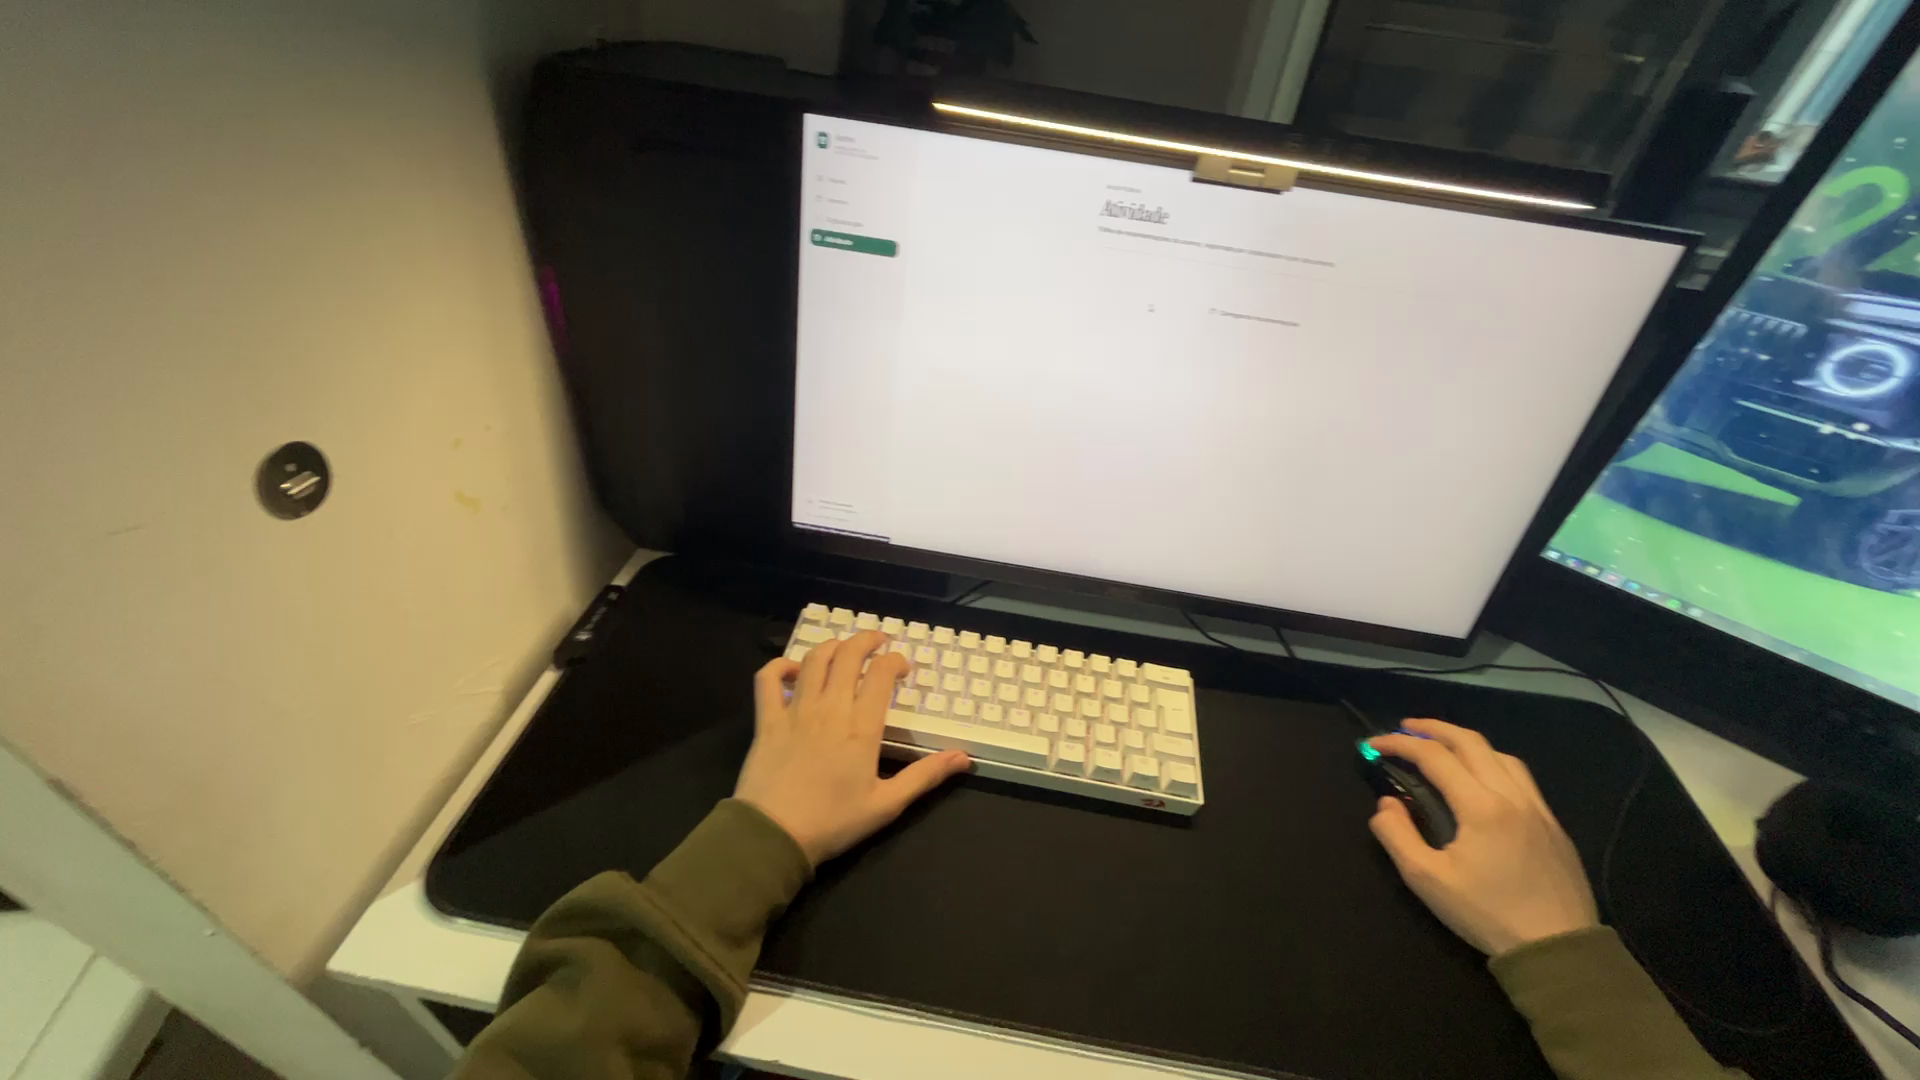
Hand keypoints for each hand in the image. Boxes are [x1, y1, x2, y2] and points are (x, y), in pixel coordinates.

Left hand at [735, 630, 970, 865]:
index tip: (902, 667)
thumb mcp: (887, 804)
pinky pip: (768, 679)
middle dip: (867, 640)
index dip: (895, 661)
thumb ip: (925, 776)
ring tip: (844, 648)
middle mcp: (830, 708)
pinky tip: (793, 669)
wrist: (773, 836)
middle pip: (848, 655)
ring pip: (814, 659)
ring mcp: (796, 710)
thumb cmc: (833, 822)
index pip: (881, 673)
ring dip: (832, 646)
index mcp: (862, 727)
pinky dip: (780, 665)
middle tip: (878, 641)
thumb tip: (965, 758)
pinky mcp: (768, 719)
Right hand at [1367, 718, 1598, 955]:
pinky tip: (1478, 777)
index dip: (1399, 744)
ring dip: (1465, 742)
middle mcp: (1512, 797)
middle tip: (1403, 729)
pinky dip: (1490, 762)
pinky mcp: (1553, 825)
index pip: (1434, 756)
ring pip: (1500, 755)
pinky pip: (1519, 776)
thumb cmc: (1487, 913)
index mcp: (1481, 807)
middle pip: (1471, 742)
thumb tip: (1386, 804)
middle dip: (1432, 728)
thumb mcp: (1426, 879)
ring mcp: (1538, 809)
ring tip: (1440, 746)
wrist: (1559, 951)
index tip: (1373, 744)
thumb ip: (1396, 834)